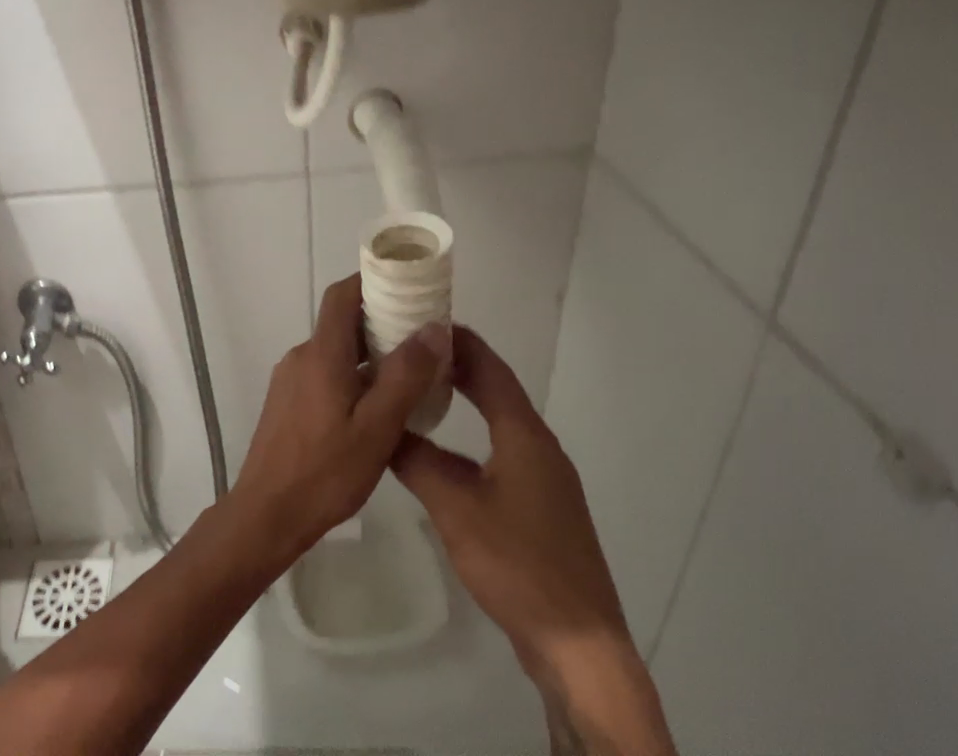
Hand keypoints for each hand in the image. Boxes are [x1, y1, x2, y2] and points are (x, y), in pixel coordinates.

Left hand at [225, 274, 450, 565]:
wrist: (267, 514)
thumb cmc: (325, 473)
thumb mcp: (377, 427)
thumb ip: (405, 376)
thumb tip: (433, 328)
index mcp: (321, 355)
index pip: (343, 295)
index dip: (374, 281)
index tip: (410, 285)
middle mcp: (301, 357)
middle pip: (343, 323)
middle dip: (383, 322)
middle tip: (426, 338)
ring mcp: (290, 381)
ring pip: (336, 352)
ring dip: (371, 355)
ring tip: (412, 375)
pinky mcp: (287, 404)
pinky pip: (325, 375)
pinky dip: (354, 377)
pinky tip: (379, 407)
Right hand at [388, 325, 630, 678]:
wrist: (575, 638)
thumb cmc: (518, 564)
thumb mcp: (456, 509)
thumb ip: (418, 462)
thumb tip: (382, 428)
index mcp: (525, 437)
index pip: (491, 370)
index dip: (459, 342)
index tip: (421, 319)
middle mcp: (539, 448)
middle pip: (496, 392)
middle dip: (456, 369)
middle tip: (408, 353)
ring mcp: (542, 480)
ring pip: (497, 425)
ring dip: (462, 404)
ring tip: (415, 395)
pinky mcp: (538, 508)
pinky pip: (499, 454)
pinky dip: (468, 440)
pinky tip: (438, 455)